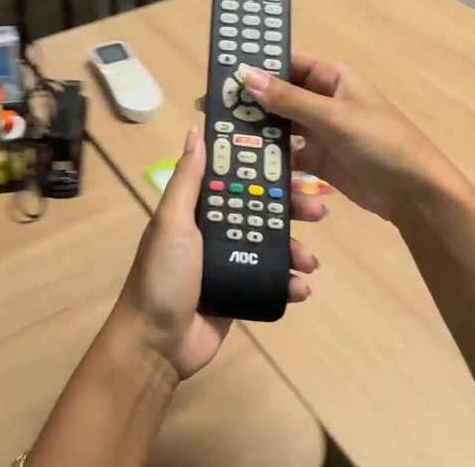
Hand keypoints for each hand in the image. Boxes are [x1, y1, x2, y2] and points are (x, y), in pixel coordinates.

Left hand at [111, 126, 318, 379]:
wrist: (157, 343)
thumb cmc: (163, 274)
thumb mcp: (172, 221)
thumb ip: (188, 179)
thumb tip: (196, 132)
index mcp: (197, 208)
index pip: (235, 178)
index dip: (261, 168)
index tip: (293, 159)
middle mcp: (214, 230)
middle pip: (260, 210)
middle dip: (289, 209)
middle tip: (317, 211)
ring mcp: (229, 261)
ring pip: (271, 245)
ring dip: (295, 248)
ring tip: (310, 260)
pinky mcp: (240, 291)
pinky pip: (271, 280)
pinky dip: (289, 281)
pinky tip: (301, 287)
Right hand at [241, 53, 474, 221]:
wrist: (415, 195)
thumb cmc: (380, 142)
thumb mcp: (334, 117)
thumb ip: (288, 98)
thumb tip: (245, 75)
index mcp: (331, 77)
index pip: (285, 62)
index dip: (255, 65)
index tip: (221, 72)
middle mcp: (321, 99)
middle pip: (277, 93)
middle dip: (248, 99)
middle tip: (210, 107)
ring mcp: (318, 130)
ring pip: (277, 122)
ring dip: (254, 127)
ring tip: (219, 133)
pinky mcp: (316, 159)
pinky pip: (285, 151)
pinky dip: (267, 153)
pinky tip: (243, 158)